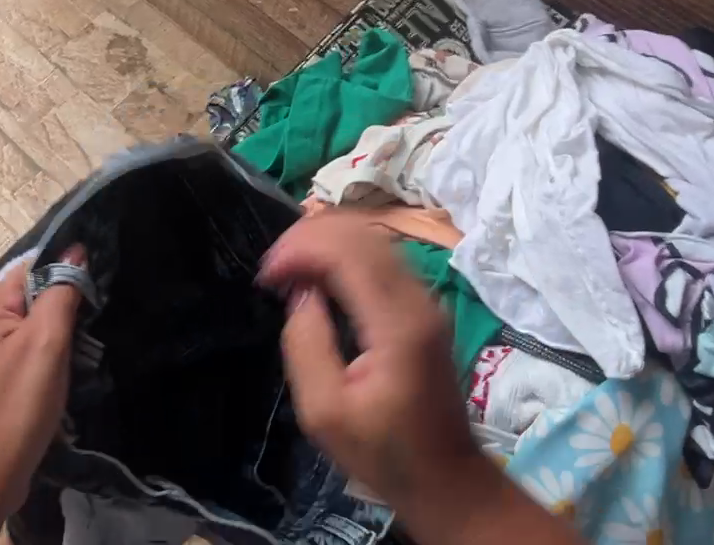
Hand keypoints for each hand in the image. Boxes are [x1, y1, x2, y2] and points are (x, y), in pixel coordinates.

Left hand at [0, 246, 87, 544]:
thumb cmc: (13, 407)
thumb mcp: (46, 343)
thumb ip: (62, 292)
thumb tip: (76, 249)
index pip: (38, 268)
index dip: (70, 277)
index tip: (100, 296)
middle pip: (36, 297)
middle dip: (66, 314)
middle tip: (91, 338)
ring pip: (34, 329)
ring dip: (59, 343)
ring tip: (80, 361)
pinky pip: (25, 354)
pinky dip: (46, 364)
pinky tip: (60, 382)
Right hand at [259, 213, 578, 544]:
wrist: (447, 479)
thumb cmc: (383, 452)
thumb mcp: (324, 412)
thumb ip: (305, 345)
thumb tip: (299, 292)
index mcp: (397, 325)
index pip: (346, 252)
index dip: (299, 249)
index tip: (266, 275)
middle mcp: (418, 299)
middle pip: (359, 233)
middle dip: (307, 237)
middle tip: (273, 267)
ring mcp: (426, 297)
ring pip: (370, 235)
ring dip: (324, 239)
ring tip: (289, 266)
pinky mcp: (423, 301)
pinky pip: (378, 252)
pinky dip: (341, 249)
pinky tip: (318, 272)